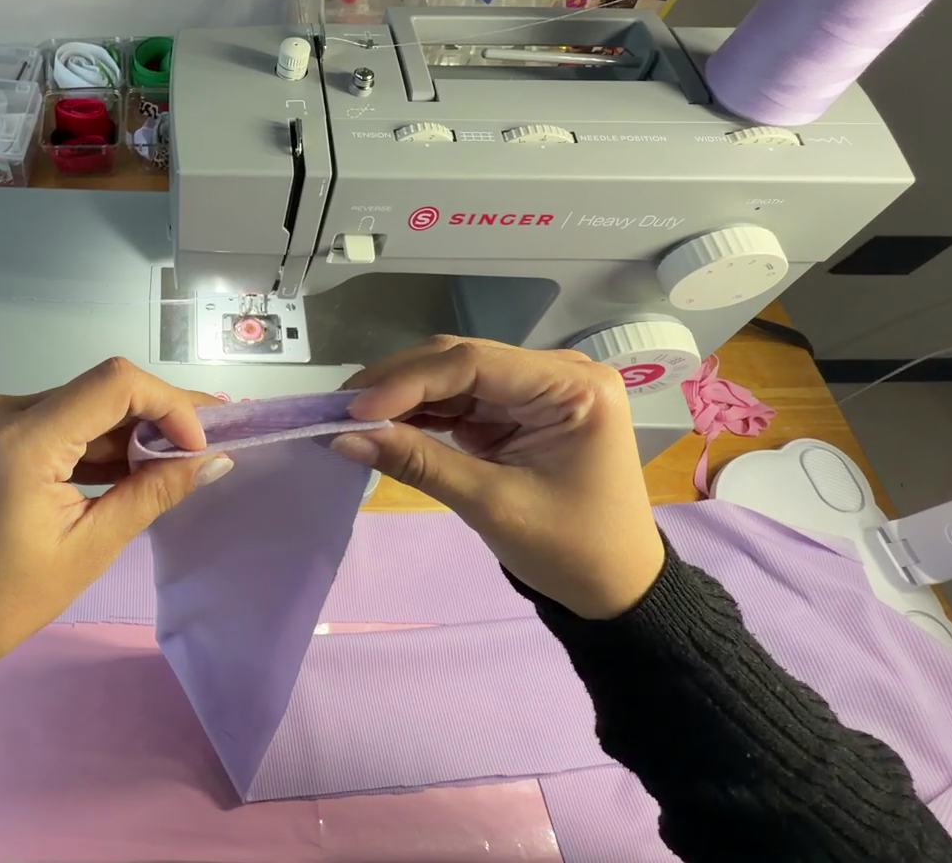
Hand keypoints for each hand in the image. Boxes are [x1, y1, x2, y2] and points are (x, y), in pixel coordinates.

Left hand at [0, 358, 232, 734]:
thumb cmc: (4, 600)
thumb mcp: (89, 548)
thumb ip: (153, 493)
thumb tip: (214, 460)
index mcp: (24, 439)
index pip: (116, 383)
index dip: (169, 404)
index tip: (200, 447)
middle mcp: (6, 410)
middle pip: (102, 389)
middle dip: (159, 414)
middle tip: (212, 440)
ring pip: (84, 404)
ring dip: (132, 428)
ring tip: (185, 452)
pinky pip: (62, 422)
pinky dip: (100, 441)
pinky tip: (137, 461)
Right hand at [330, 337, 663, 618]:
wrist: (614, 590)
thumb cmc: (570, 551)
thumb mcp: (491, 505)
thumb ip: (417, 462)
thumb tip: (342, 437)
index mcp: (573, 387)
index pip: (473, 363)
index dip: (407, 382)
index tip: (354, 410)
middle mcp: (555, 373)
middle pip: (458, 361)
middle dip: (397, 384)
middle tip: (337, 408)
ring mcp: (533, 390)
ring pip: (449, 377)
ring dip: (400, 397)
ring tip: (349, 417)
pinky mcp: (514, 410)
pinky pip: (455, 400)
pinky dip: (417, 413)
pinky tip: (381, 424)